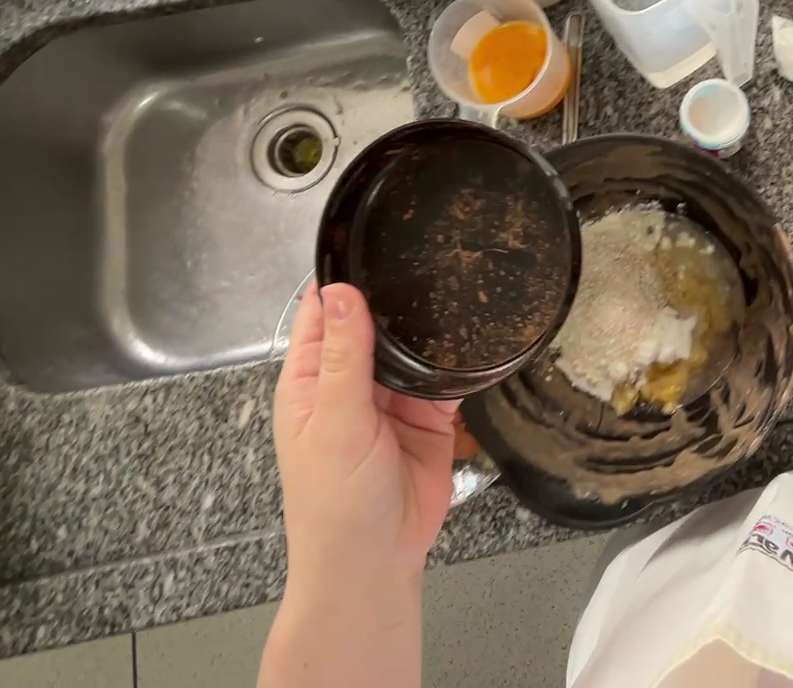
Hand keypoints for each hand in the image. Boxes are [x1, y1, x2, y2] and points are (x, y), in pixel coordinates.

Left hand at [260, 283, 454, 687]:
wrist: (377, 558)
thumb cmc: (335, 498)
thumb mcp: (335, 423)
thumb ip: (343, 357)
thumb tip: (339, 290)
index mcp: (313, 378)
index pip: (322, 311)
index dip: (343, 276)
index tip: (373, 234)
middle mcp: (353, 379)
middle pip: (375, 321)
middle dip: (396, 291)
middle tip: (433, 247)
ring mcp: (394, 395)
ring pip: (414, 343)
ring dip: (431, 320)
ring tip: (460, 276)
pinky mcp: (431, 411)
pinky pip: (446, 372)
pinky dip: (459, 354)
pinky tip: (478, 327)